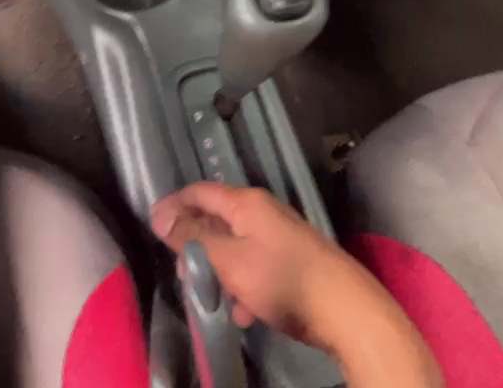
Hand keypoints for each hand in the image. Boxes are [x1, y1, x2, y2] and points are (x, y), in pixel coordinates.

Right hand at [150, 183, 440, 385]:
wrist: (349, 312)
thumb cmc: (282, 279)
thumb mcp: (228, 259)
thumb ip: (191, 238)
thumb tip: (159, 216)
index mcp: (246, 202)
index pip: (199, 191)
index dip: (173, 205)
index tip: (153, 226)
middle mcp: (264, 211)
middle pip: (217, 218)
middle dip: (195, 243)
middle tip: (180, 269)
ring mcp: (282, 236)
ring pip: (236, 245)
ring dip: (218, 267)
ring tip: (208, 294)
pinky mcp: (295, 262)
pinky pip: (256, 264)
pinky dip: (242, 282)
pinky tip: (243, 311)